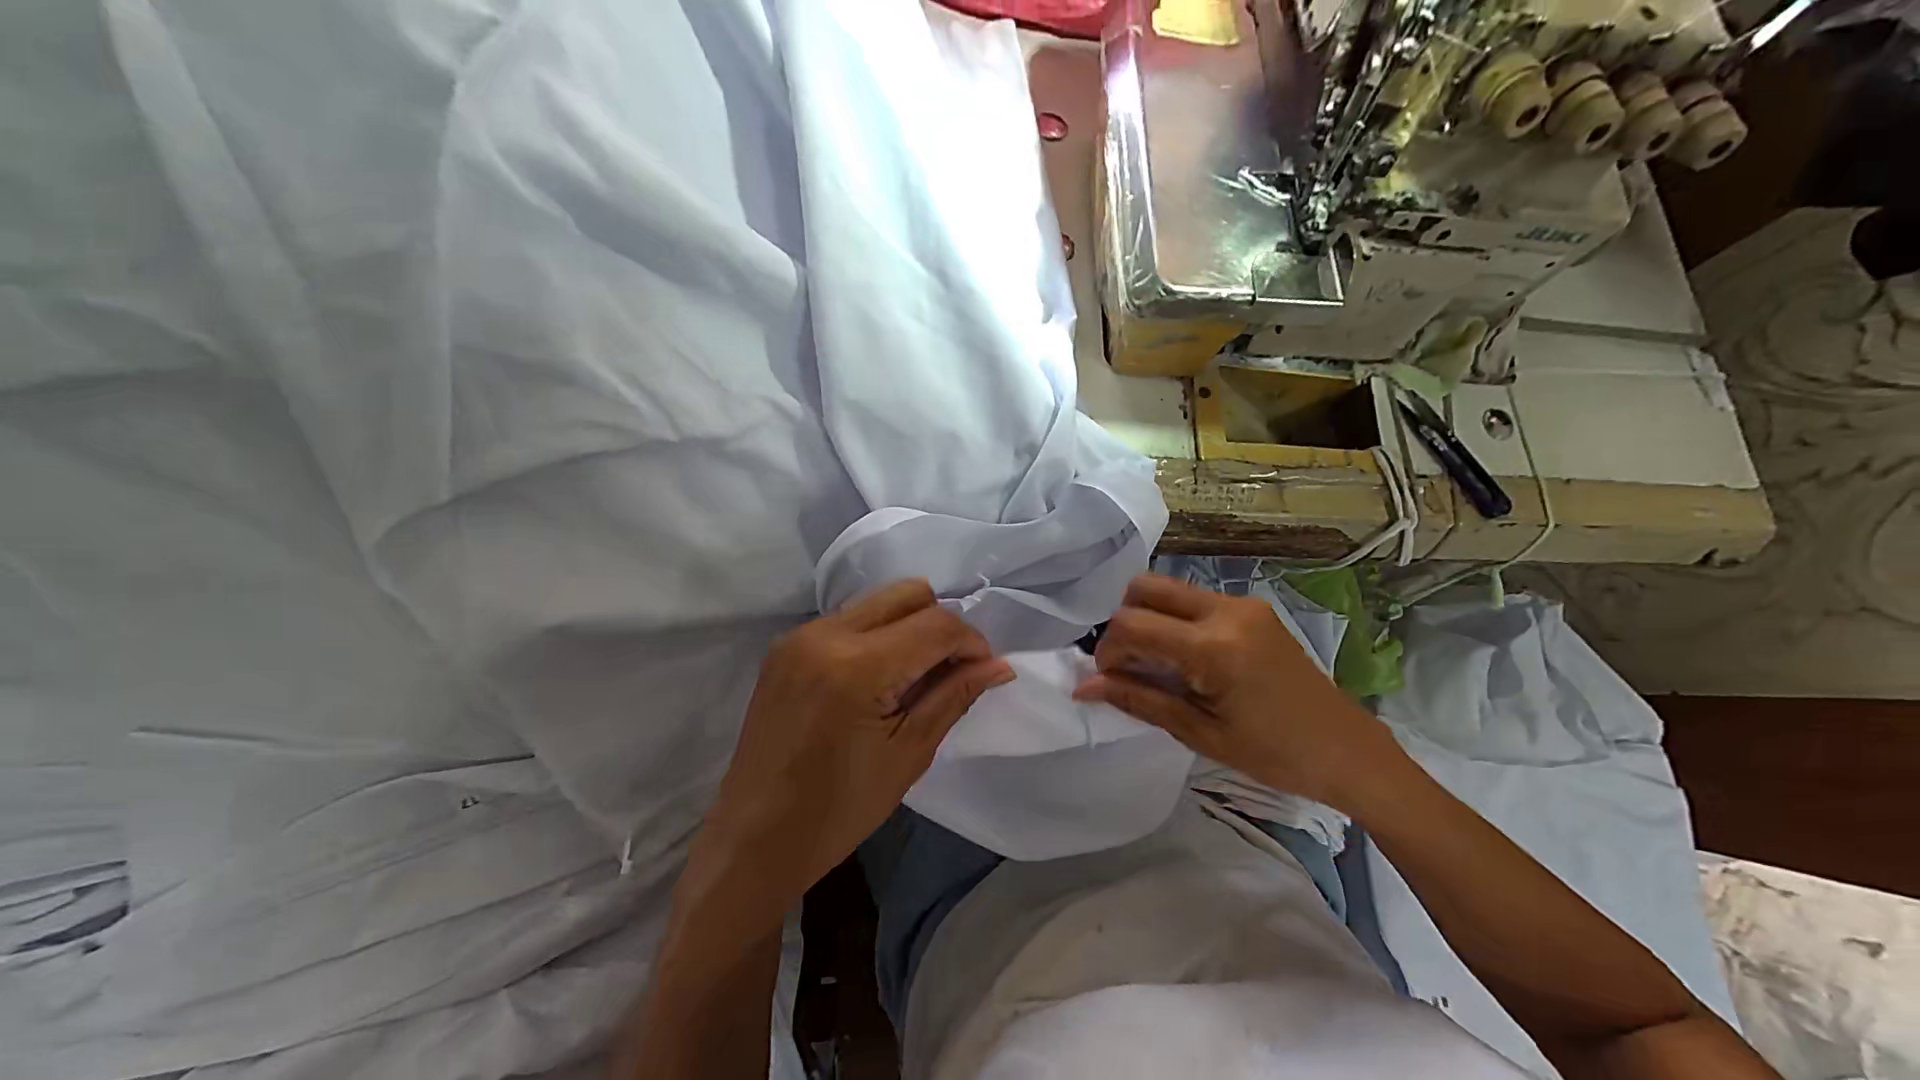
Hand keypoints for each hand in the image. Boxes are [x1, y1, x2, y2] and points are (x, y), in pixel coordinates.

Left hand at [697, 580, 1012, 914]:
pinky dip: (876, 636)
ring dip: (908, 627)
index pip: (936, 624)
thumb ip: (954, 696)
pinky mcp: (784, 648)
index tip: (983, 671)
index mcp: (857, 666)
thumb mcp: (909, 753)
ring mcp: (799, 637)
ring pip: (876, 602)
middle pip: (907, 594)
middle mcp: (825, 635)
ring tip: (915, 677)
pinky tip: (877, 681)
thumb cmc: (839, 809)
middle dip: (941, 624)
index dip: (971, 642)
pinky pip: (847, 620)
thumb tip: (999, 665)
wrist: (755, 838)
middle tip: (951, 670)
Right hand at [1072, 574, 1406, 809]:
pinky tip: (1183, 659)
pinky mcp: (1253, 608)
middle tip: (1128, 664)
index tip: (1108, 679)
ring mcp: (1242, 604)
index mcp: (1214, 646)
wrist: (1347, 749)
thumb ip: (1139, 700)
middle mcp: (1226, 610)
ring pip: (1169, 590)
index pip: (1132, 624)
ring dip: (1148, 618)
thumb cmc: (1274, 753)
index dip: (1108, 650)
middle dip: (1123, 622)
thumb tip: (1084, 686)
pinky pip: (1194, 600)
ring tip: (1155, 664)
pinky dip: (1174, 620)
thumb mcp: (1199, 733)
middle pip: (1145, 588)